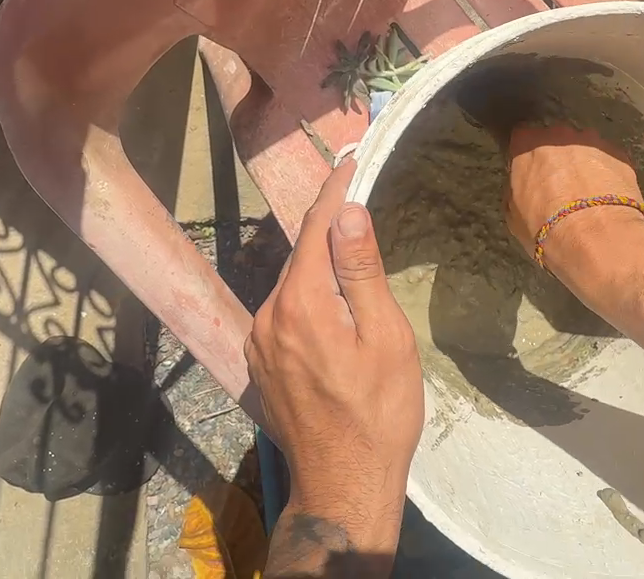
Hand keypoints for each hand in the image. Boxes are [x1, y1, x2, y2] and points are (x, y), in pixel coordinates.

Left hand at [246, 161, 422, 550]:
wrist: (343, 486)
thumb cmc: (378, 412)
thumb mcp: (384, 338)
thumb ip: (361, 271)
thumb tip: (347, 212)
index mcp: (301, 301)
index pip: (316, 226)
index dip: (334, 188)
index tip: (350, 156)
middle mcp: (269, 313)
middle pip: (302, 252)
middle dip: (329, 224)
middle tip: (356, 195)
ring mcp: (259, 339)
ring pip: (293, 281)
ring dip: (320, 263)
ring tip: (353, 254)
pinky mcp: (260, 360)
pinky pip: (285, 309)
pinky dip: (309, 294)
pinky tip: (333, 305)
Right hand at [505, 122, 643, 244]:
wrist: (598, 239)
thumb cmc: (547, 228)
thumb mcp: (514, 214)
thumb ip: (516, 189)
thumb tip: (524, 186)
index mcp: (527, 144)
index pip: (522, 138)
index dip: (527, 155)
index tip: (530, 171)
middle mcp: (559, 134)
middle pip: (556, 139)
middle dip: (558, 158)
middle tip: (560, 186)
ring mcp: (593, 142)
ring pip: (585, 148)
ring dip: (584, 165)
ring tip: (588, 196)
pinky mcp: (620, 155)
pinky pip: (609, 161)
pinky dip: (607, 175)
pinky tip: (608, 200)